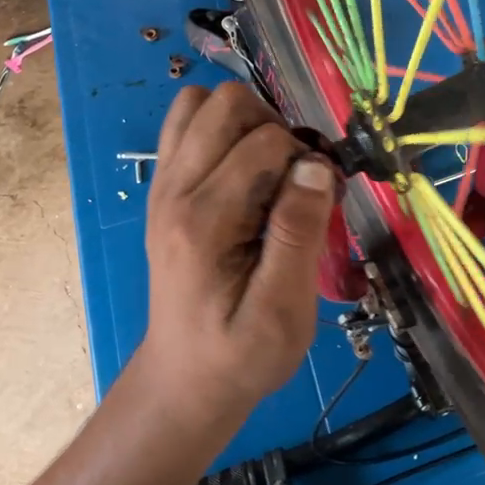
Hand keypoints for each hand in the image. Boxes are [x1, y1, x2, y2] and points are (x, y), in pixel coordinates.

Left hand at [138, 83, 337, 422]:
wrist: (185, 381)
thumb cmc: (241, 354)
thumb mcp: (283, 311)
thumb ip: (299, 235)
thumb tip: (316, 165)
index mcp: (204, 221)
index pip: (264, 141)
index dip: (306, 159)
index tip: (321, 202)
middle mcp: (174, 190)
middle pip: (225, 102)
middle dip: (275, 126)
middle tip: (295, 176)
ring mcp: (163, 186)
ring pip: (200, 103)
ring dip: (246, 121)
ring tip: (270, 168)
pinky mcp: (164, 190)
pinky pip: (185, 126)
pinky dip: (222, 131)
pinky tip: (245, 173)